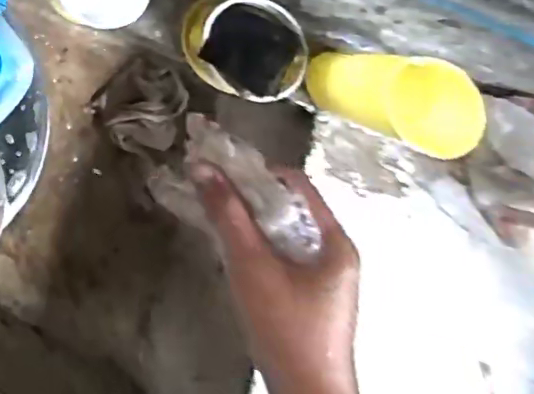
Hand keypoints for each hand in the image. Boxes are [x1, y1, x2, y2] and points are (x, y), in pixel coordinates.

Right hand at [193, 163, 359, 393]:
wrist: (306, 393)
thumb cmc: (286, 325)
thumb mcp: (251, 263)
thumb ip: (227, 212)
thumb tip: (199, 164)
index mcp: (334, 241)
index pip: (294, 183)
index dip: (255, 168)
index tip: (217, 164)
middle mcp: (331, 251)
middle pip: (284, 203)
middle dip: (242, 189)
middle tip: (204, 181)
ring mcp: (320, 273)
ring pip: (276, 226)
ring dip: (241, 212)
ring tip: (207, 204)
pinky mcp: (304, 290)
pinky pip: (274, 247)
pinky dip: (248, 235)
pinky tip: (222, 237)